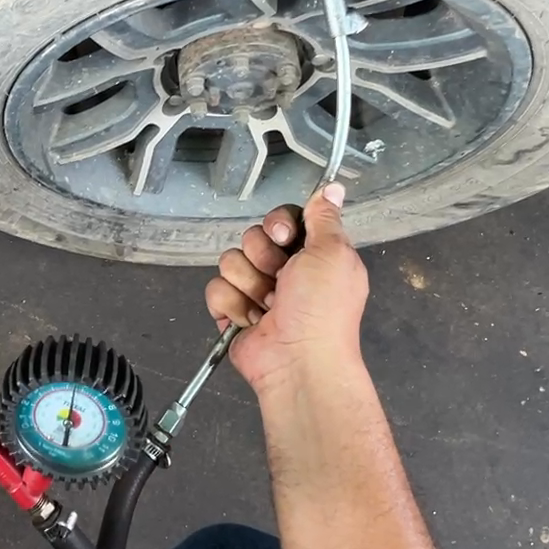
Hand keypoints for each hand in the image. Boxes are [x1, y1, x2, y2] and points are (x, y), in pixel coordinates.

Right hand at [204, 183, 369, 395]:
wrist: (297, 361)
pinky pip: (215, 289)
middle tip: (282, 281)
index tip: (286, 238)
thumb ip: (325, 218)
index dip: (278, 224)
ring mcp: (255, 291)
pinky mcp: (232, 311)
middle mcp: (284, 270)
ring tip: (269, 307)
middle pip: (251, 237)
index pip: (281, 218)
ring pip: (230, 262)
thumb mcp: (334, 254)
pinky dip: (232, 306)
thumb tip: (333, 187)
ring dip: (249, 285)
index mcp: (312, 254)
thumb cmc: (322, 309)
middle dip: (263, 258)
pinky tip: (251, 320)